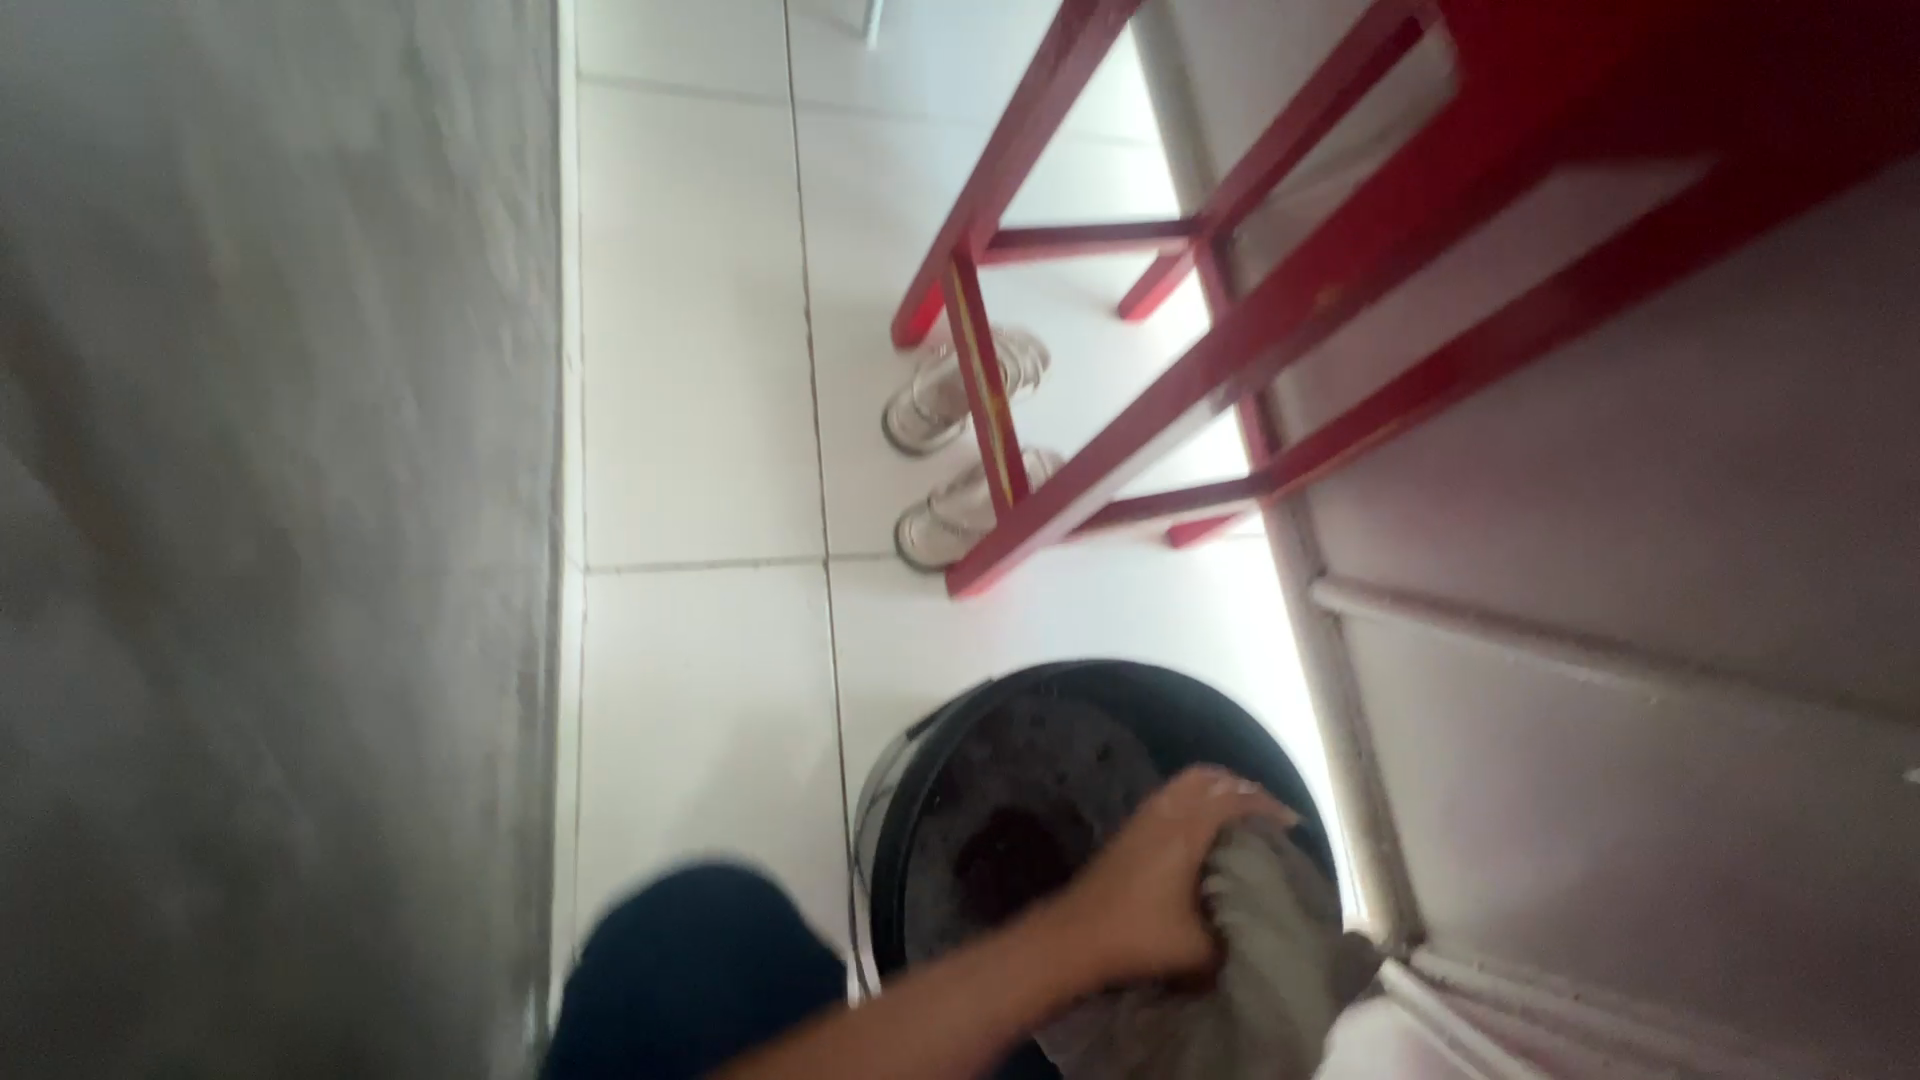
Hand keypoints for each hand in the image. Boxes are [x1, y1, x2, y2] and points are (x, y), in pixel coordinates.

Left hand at [1043, 766, 1298, 984]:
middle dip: (1243, 788)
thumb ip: (1236, 932)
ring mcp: (1145, 815)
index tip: (1292, 824)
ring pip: (1187, 782)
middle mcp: (1166, 812)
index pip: (1233, 800)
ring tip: (1243, 815)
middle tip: (1269, 813)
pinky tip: (1205, 826)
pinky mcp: (1132, 825)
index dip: (1266, 806)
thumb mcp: (1200, 946)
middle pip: (1209, 778)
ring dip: (1218, 788)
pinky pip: (1173, 793)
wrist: (1078, 931)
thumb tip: (1262, 922)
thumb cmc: (1141, 935)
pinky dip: (1197, 796)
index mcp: (1186, 831)